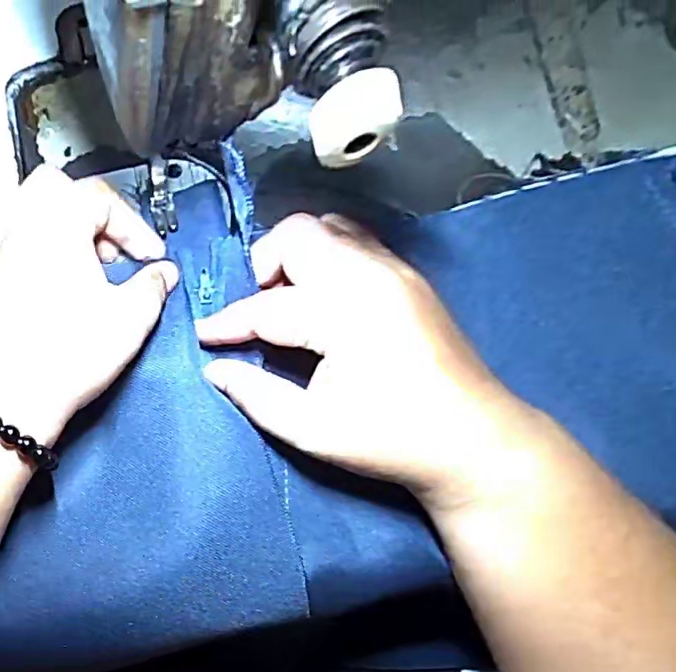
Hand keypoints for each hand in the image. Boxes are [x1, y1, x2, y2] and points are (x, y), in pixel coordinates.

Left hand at [0, 166, 179, 443]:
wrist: (15, 396)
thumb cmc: (67, 355)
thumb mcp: (132, 318)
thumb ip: (153, 286)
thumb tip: (162, 275)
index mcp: (57, 218)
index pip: (103, 201)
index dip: (135, 230)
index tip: (150, 260)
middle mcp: (15, 222)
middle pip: (55, 191)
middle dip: (88, 216)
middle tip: (111, 256)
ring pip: (16, 210)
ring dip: (49, 227)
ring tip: (73, 264)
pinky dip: (6, 250)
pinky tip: (21, 268)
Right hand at [196, 213, 551, 512]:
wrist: (471, 439)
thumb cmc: (388, 439)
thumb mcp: (310, 428)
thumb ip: (256, 394)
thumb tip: (216, 370)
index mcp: (342, 310)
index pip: (268, 304)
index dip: (229, 322)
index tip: (204, 336)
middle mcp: (369, 274)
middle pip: (299, 234)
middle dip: (264, 266)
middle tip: (254, 313)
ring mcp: (395, 270)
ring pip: (330, 229)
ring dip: (297, 257)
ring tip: (287, 305)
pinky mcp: (410, 279)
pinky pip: (356, 244)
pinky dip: (326, 260)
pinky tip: (322, 304)